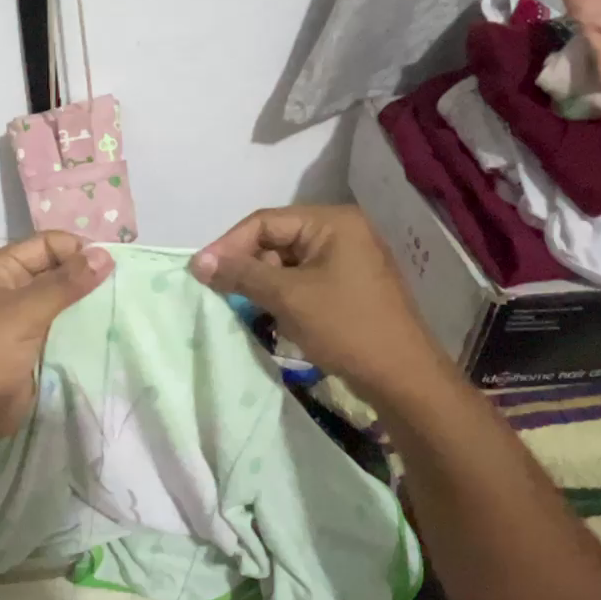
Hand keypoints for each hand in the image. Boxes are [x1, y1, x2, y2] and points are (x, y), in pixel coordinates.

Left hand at [0, 232, 113, 433]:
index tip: (114, 264)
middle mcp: (12, 288)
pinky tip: (110, 326)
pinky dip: (84, 325)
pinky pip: (65, 326)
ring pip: (64, 299)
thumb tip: (106, 255)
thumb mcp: (26, 311)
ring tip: (124, 304)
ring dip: (89, 302)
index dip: (78, 249)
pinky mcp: (36, 345)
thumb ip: (66, 283)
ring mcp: (24, 318)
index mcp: (0, 269)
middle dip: (87, 275)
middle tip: (126, 284)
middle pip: (57, 269)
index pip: (47, 244)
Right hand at [190, 206, 452, 400]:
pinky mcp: (348, 287)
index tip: (200, 274)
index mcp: (332, 222)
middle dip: (246, 266)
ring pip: (286, 263)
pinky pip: (302, 281)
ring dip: (261, 284)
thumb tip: (198, 262)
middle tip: (221, 294)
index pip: (264, 222)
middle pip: (275, 239)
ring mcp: (347, 260)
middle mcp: (342, 232)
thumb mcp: (288, 297)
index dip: (228, 245)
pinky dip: (281, 296)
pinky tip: (269, 317)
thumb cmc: (346, 327)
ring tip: (243, 308)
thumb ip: (241, 274)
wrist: (402, 377)